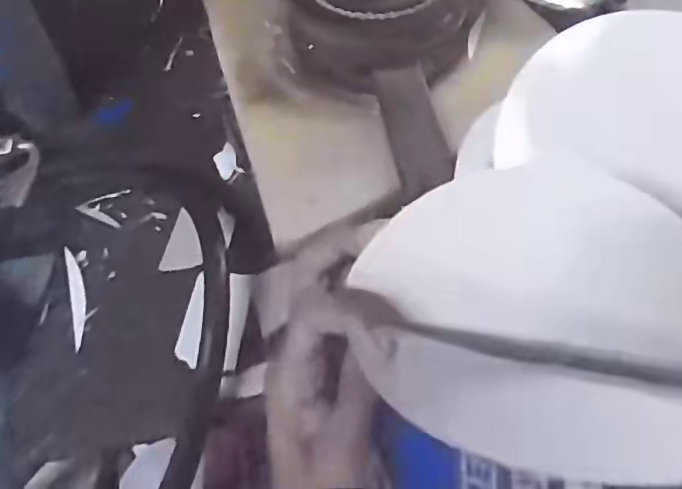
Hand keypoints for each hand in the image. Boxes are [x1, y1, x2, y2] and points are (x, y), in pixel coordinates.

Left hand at [265, 228, 378, 488]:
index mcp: (289, 367)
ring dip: (351, 260)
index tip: (393, 324)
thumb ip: (358, 386)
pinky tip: (392, 284)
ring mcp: (313, 353)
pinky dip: (366, 291)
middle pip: (306, 279)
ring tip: (390, 243)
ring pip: (324, 288)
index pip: (312, 310)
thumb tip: (383, 326)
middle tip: (382, 232)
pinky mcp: (332, 365)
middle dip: (338, 248)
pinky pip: (344, 314)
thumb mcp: (342, 450)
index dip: (352, 307)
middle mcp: (295, 347)